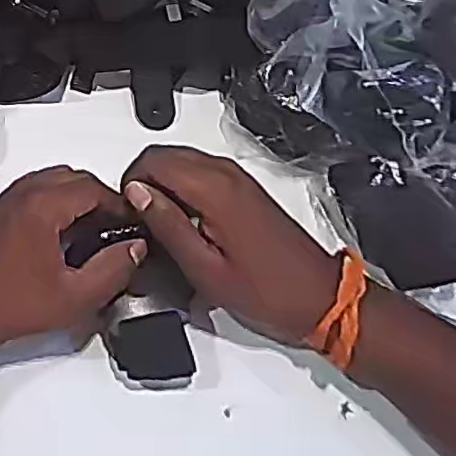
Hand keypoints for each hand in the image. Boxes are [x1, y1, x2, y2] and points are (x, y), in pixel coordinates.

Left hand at [0, 166, 145, 357]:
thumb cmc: (9, 303)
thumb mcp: (76, 296)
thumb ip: (113, 269)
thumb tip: (133, 250)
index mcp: (40, 207)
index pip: (91, 187)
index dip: (119, 204)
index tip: (132, 223)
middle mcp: (22, 195)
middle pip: (73, 177)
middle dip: (101, 197)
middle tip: (118, 225)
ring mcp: (10, 200)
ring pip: (55, 180)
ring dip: (79, 196)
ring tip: (96, 229)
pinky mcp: (3, 211)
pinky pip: (38, 189)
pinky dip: (58, 200)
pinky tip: (68, 232)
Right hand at [121, 146, 339, 346]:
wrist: (324, 301)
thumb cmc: (272, 294)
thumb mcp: (206, 270)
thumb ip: (167, 225)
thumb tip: (137, 194)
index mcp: (215, 190)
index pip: (153, 161)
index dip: (132, 183)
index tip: (131, 211)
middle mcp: (227, 175)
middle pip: (164, 154)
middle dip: (143, 179)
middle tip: (141, 216)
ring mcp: (237, 178)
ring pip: (180, 159)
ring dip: (161, 181)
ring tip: (161, 220)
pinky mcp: (243, 187)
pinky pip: (198, 169)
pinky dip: (181, 184)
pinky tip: (184, 218)